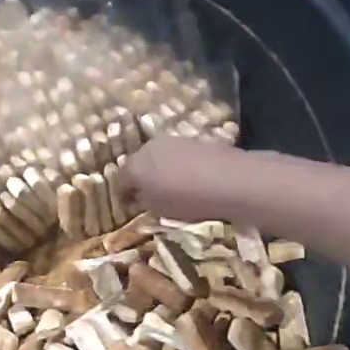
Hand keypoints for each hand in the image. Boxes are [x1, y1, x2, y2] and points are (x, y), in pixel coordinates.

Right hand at [120, 137, 277, 221]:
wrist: (229, 180)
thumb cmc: (187, 200)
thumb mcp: (158, 210)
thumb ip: (143, 202)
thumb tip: (138, 197)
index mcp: (134, 166)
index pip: (120, 180)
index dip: (123, 195)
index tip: (129, 206)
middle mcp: (148, 147)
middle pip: (138, 164)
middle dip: (141, 178)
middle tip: (149, 195)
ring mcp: (172, 140)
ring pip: (158, 157)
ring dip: (160, 169)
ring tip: (171, 187)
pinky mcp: (193, 139)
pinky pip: (177, 155)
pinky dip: (178, 165)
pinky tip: (190, 178)